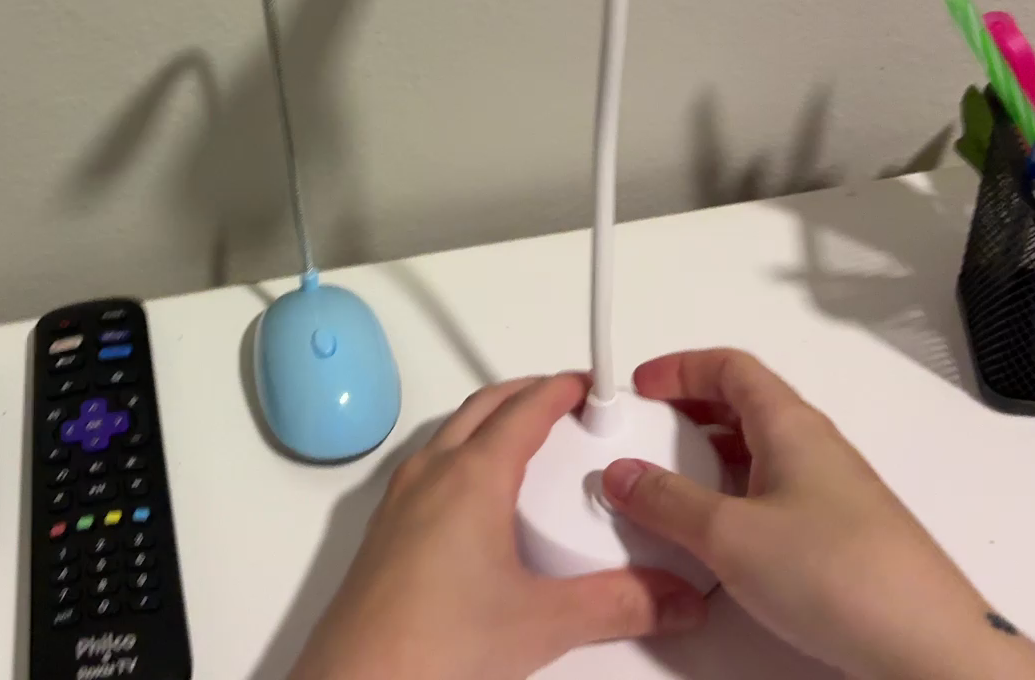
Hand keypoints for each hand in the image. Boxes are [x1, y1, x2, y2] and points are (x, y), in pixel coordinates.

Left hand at [289, 373, 708, 679]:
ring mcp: (403, 490)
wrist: (362, 672)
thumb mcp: (542, 622)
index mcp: (472, 475)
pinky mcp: (388, 516)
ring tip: (528, 438)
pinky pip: (432, 458)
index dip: (558, 389)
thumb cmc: (439, 639)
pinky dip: (464, 448)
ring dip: (491, 418)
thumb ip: (617, 605)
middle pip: (483, 405)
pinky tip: (481, 490)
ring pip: (453, 428)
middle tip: (564, 401)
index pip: (523, 410)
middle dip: (525, 393)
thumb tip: (673, 598)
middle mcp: (432, 469)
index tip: (585, 382)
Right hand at [601, 349, 1034, 679]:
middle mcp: (814, 448)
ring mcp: (831, 492)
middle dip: (686, 408)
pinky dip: (731, 491)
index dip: (678, 367)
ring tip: (669, 481)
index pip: (729, 365)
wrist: (942, 660)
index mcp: (790, 425)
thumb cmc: (839, 576)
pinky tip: (715, 530)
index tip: (638, 388)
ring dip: (706, 453)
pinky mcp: (840, 534)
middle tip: (646, 429)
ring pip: (756, 448)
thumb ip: (664, 501)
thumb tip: (620, 476)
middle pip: (741, 402)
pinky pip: (771, 489)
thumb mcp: (727, 534)